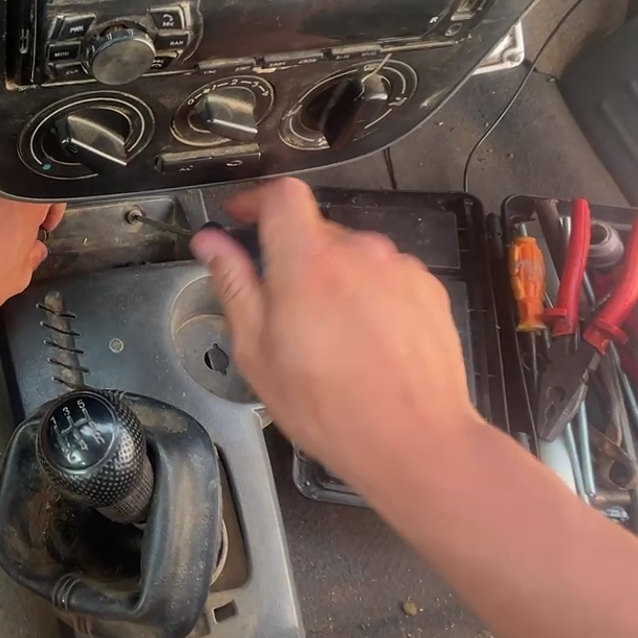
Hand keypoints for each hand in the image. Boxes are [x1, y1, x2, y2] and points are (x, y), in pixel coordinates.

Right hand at [188, 178, 481, 489]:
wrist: (417, 442)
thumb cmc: (330, 406)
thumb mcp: (257, 349)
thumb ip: (233, 284)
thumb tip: (211, 244)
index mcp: (307, 262)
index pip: (281, 194)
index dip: (254, 199)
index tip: (241, 216)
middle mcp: (357, 252)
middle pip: (312, 229)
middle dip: (289, 256)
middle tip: (279, 305)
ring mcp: (397, 267)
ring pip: (348, 253)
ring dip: (329, 276)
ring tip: (326, 333)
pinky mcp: (426, 287)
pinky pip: (382, 273)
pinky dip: (365, 292)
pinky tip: (362, 338)